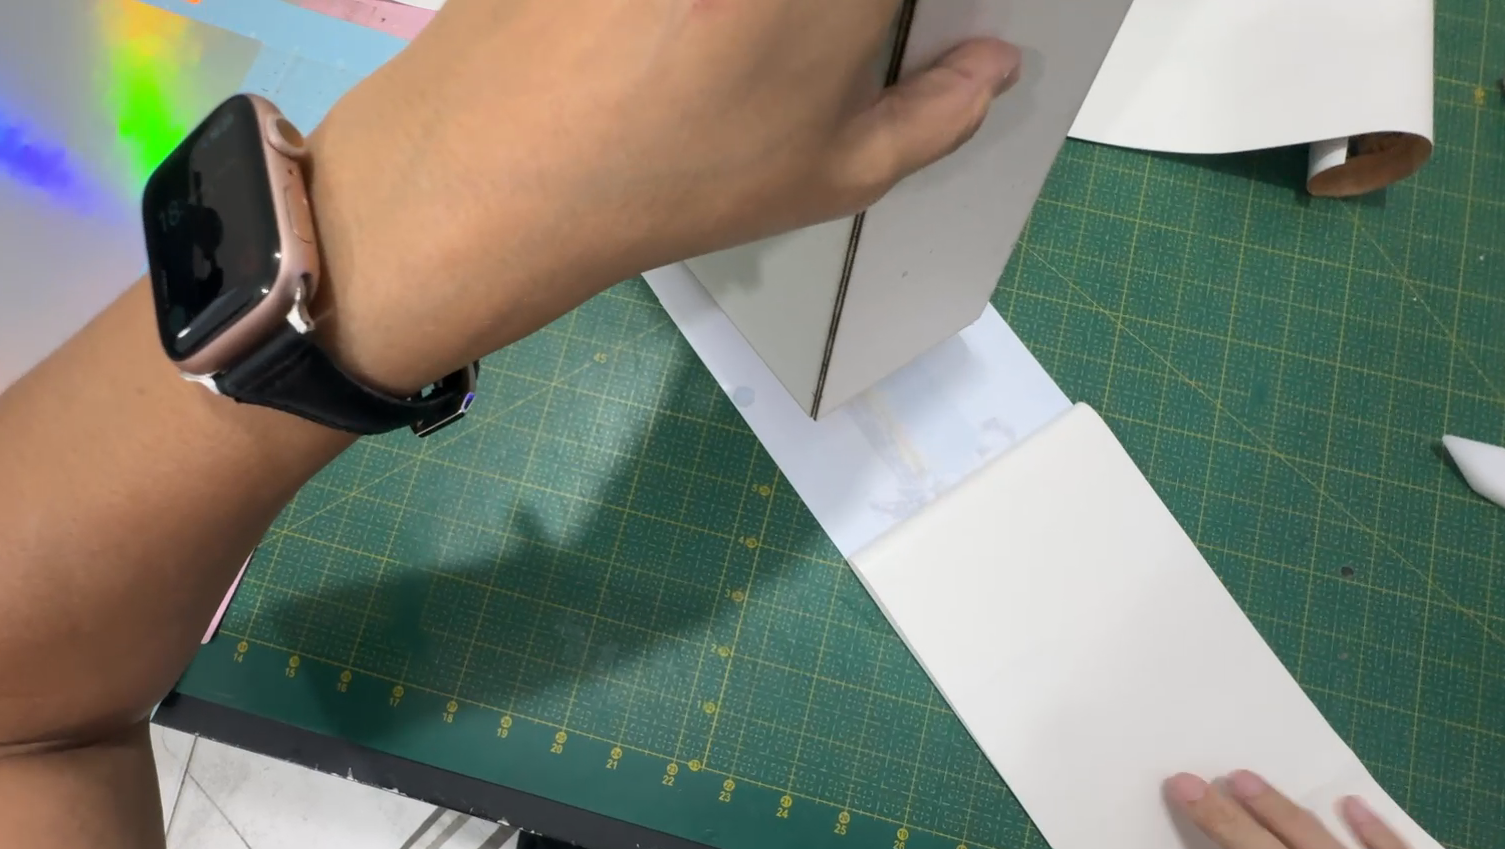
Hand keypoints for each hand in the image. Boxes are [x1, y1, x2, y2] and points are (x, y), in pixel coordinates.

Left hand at [302, 0, 1019, 392]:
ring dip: (758, 24)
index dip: (908, 18)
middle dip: (835, 22)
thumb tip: (993, 71)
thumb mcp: (832, 173)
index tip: (890, 44)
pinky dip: (699, 14)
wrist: (512, 164)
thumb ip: (938, 115)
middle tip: (809, 51)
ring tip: (721, 49)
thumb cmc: (683, 177)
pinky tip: (670, 34)